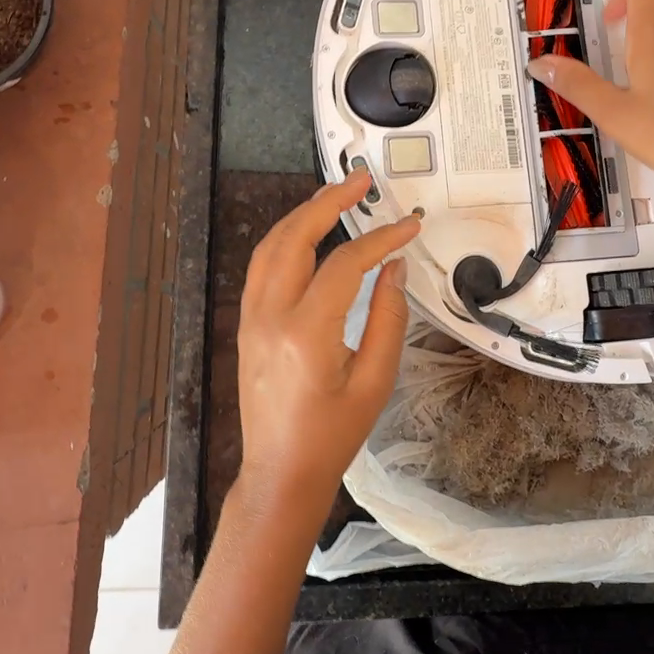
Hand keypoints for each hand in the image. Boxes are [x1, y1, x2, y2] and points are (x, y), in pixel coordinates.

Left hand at [237, 170, 419, 501]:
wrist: (281, 473)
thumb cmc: (333, 435)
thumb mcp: (375, 382)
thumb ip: (389, 319)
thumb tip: (394, 268)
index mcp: (306, 332)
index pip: (346, 263)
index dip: (381, 239)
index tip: (408, 225)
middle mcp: (270, 316)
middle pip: (296, 237)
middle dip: (329, 202)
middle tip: (360, 180)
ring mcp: (251, 318)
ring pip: (270, 246)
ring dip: (302, 215)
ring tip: (334, 196)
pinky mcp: (246, 324)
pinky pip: (261, 266)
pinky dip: (285, 239)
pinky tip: (306, 233)